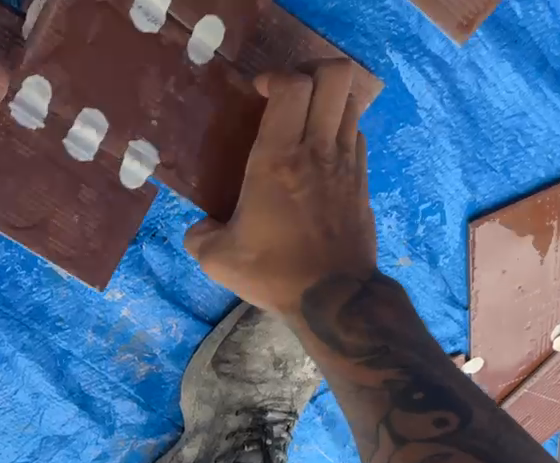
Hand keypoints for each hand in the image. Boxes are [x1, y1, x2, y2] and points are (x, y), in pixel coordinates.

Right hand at [187, 61, 378, 316]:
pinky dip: (340, 128)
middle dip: (312, 71)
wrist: (330, 293)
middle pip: (336, 75)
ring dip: (328, 98)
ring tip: (306, 118)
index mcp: (277, 161)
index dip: (277, 76)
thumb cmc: (271, 272)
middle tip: (289, 93)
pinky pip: (356, 133)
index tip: (260, 90)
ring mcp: (346, 161)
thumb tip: (200, 226)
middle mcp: (316, 149)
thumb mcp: (216, 259)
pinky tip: (320, 152)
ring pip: (351, 99)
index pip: (293, 87)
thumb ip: (199, 235)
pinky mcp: (361, 178)